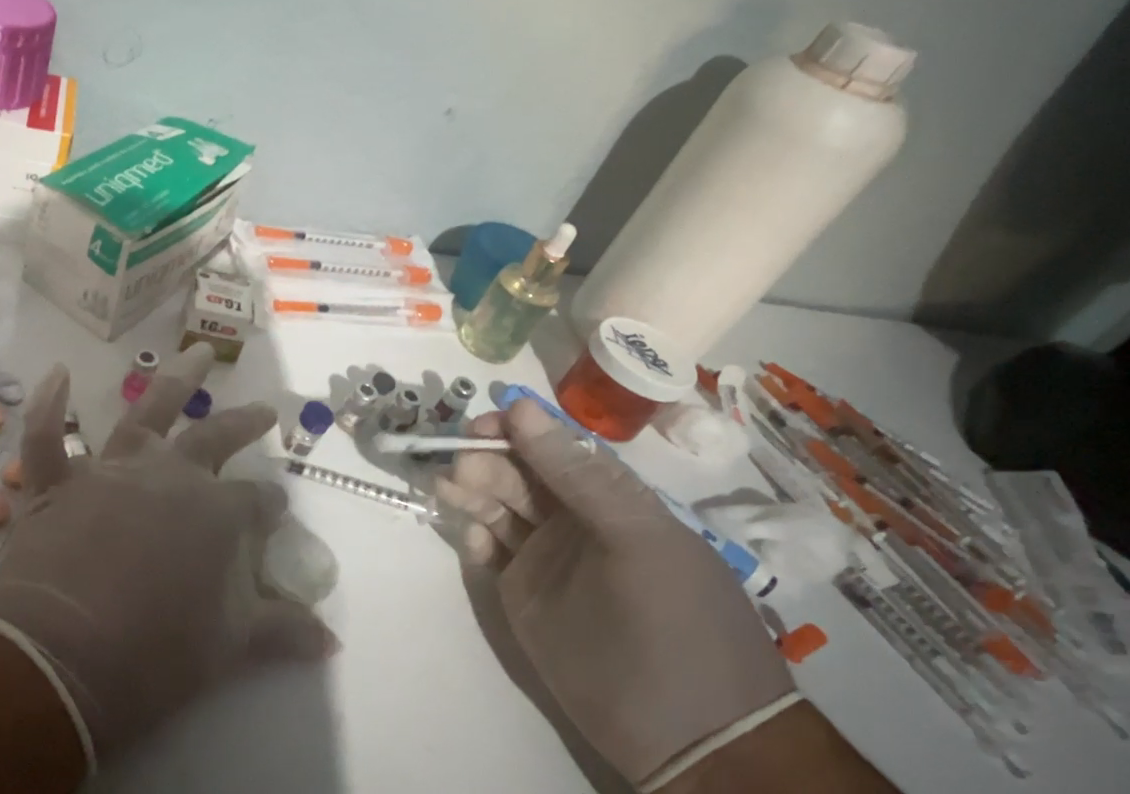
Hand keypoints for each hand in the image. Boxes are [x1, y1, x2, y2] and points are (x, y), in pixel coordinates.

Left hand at [0, 344, 338, 765]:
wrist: (65, 660)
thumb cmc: (157, 654)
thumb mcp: (231, 646)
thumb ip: (280, 629)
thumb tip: (330, 639)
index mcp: (216, 511)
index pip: (256, 501)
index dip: (269, 506)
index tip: (276, 511)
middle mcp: (169, 476)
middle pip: (214, 438)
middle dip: (242, 422)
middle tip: (263, 409)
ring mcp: (110, 473)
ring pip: (145, 413)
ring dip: (173, 381)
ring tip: (197, 353)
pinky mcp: (57, 486)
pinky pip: (48, 437)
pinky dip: (48, 404)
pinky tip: (57, 372)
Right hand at [436, 398, 794, 784]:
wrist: (691, 734)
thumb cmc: (675, 619)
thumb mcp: (635, 535)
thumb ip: (575, 473)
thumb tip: (520, 407)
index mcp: (610, 499)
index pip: (553, 447)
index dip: (517, 430)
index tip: (484, 424)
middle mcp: (574, 521)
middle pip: (517, 473)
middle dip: (486, 460)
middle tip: (461, 466)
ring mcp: (546, 559)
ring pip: (496, 507)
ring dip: (470, 491)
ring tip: (450, 489)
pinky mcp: (523, 597)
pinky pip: (489, 553)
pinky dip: (474, 538)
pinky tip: (474, 541)